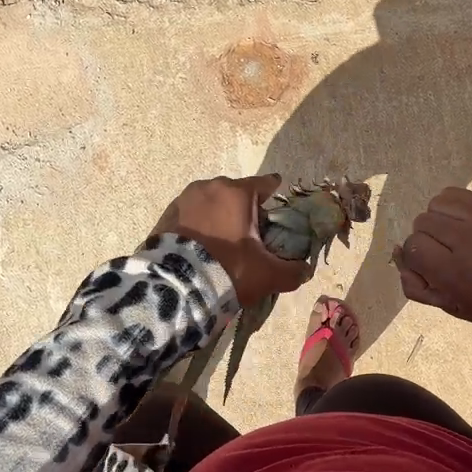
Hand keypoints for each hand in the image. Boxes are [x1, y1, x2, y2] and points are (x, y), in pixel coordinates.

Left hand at [152, 175, 310, 306]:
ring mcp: (184, 199)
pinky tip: (202, 246)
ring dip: (220, 216)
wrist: (175, 287)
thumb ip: (291, 271)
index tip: (279, 207)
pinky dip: (199, 225)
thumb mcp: (266, 274)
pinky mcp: (166, 215)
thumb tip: (305, 271)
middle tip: (251, 234)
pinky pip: (191, 215)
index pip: (265, 183)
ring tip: (223, 241)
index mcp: (237, 192)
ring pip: (212, 202)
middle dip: (245, 209)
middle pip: (237, 193)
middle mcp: (210, 187)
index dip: (275, 195)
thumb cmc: (227, 270)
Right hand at [393, 187, 471, 326]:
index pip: (413, 247)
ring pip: (434, 206)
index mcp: (456, 273)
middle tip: (441, 252)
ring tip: (450, 235)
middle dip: (424, 239)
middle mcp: (467, 241)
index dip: (413, 256)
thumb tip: (396, 251)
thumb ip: (415, 284)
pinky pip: (452, 193)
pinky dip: (447, 205)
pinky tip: (456, 220)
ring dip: (436, 221)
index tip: (426, 264)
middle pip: (421, 224)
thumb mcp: (448, 305)